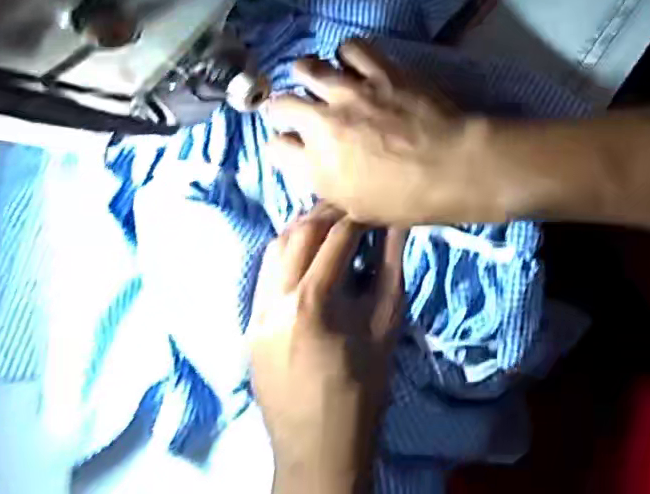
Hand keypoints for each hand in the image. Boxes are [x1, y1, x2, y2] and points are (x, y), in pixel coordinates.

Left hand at [248, 204, 407, 493]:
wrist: (320, 447)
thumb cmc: (364, 384)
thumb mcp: (387, 318)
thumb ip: (391, 262)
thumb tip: (399, 217)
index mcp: (310, 302)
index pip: (337, 235)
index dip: (364, 213)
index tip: (385, 202)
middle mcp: (273, 302)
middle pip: (299, 232)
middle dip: (332, 211)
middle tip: (363, 204)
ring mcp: (255, 315)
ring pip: (276, 247)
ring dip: (307, 227)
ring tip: (339, 222)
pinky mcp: (250, 326)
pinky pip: (268, 272)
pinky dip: (291, 251)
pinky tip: (317, 252)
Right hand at [262, 40, 487, 224]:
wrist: (453, 163)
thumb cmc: (410, 198)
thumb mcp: (359, 209)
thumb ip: (329, 189)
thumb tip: (317, 178)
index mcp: (314, 166)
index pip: (276, 147)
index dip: (285, 144)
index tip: (297, 142)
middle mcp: (323, 124)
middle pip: (281, 103)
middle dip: (286, 106)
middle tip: (305, 107)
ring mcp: (351, 92)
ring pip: (307, 67)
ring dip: (311, 73)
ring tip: (324, 78)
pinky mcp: (381, 70)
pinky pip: (351, 48)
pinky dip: (348, 53)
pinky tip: (356, 62)